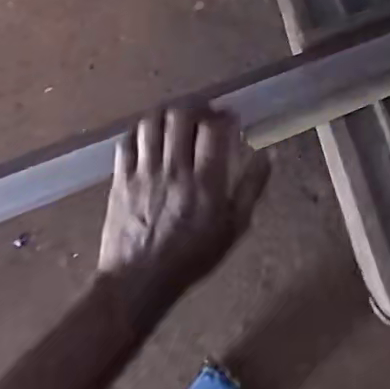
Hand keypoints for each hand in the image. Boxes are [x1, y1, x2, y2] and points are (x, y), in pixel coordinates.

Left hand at [97, 105, 268, 301]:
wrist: (137, 282)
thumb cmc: (192, 256)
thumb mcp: (235, 227)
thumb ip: (252, 186)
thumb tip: (269, 154)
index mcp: (205, 182)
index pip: (214, 130)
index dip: (225, 116)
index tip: (232, 119)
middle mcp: (174, 171)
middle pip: (180, 117)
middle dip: (196, 106)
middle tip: (206, 113)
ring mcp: (143, 173)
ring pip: (151, 123)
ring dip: (168, 113)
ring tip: (179, 119)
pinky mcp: (120, 180)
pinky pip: (127, 141)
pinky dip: (141, 130)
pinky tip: (152, 136)